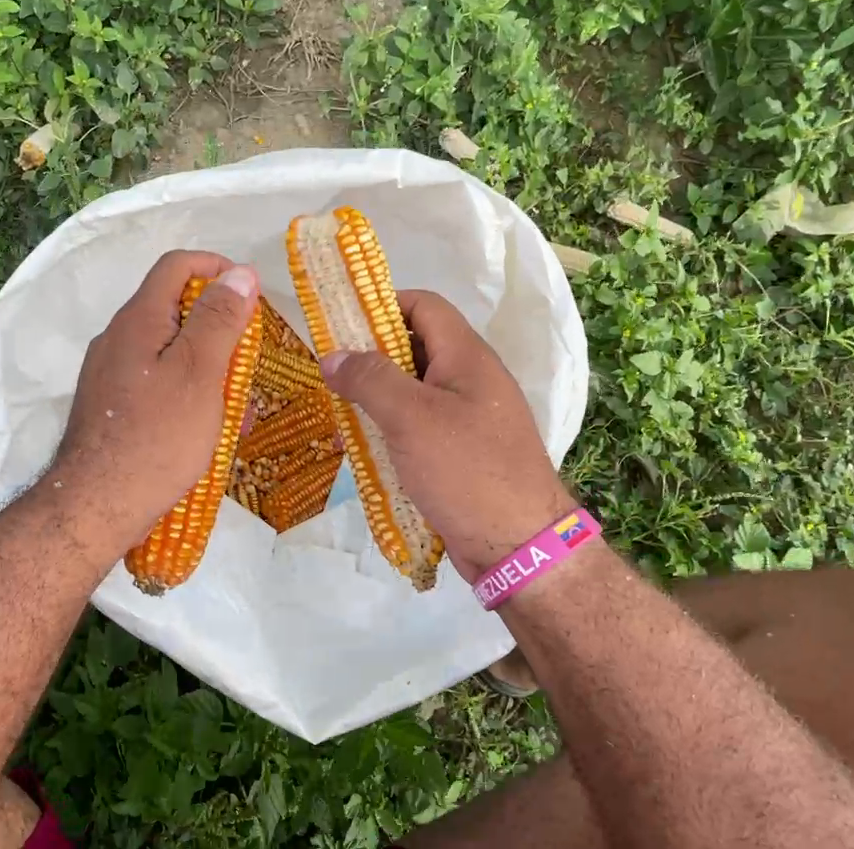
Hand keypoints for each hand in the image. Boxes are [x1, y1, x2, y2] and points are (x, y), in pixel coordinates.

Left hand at [49, 250, 260, 541]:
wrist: (97, 504)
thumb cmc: (157, 436)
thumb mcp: (200, 372)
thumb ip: (219, 320)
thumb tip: (238, 273)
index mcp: (138, 319)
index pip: (176, 266)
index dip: (217, 268)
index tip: (251, 295)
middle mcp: (117, 338)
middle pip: (173, 309)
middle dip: (217, 327)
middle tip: (248, 360)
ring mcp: (109, 373)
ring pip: (167, 351)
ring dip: (206, 366)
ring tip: (236, 406)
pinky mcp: (110, 406)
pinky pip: (155, 383)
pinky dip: (186, 393)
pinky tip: (207, 430)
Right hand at [320, 290, 575, 579]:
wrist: (521, 548)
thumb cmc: (467, 470)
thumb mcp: (411, 418)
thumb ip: (369, 379)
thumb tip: (332, 355)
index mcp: (467, 356)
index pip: (424, 305)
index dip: (382, 305)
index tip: (342, 327)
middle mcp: (471, 379)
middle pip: (417, 345)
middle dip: (372, 354)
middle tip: (334, 373)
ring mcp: (470, 416)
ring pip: (415, 388)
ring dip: (378, 394)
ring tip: (341, 410)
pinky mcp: (464, 451)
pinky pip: (421, 423)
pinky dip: (392, 426)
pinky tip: (365, 445)